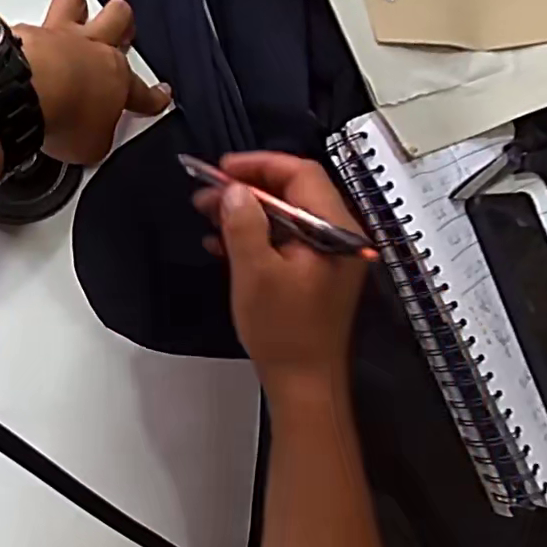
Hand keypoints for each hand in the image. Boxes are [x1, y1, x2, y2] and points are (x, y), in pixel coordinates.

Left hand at [16, 0, 172, 165]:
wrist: (29, 93)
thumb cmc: (65, 114)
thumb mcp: (92, 147)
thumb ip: (97, 140)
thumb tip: (92, 144)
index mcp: (117, 79)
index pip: (142, 91)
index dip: (154, 97)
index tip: (159, 96)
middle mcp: (91, 48)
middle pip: (120, 19)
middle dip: (124, 25)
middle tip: (121, 34)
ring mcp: (59, 35)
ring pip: (77, 0)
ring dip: (78, 8)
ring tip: (74, 17)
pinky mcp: (27, 32)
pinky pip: (32, 20)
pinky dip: (31, 30)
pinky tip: (26, 39)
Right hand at [192, 152, 367, 398]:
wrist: (303, 380)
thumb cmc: (287, 335)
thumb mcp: (255, 273)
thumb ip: (244, 225)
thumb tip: (234, 191)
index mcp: (333, 231)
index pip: (299, 174)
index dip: (257, 166)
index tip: (224, 168)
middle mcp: (336, 237)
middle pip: (292, 191)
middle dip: (247, 189)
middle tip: (210, 192)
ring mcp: (325, 255)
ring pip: (284, 215)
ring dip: (246, 212)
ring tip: (211, 214)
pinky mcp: (312, 272)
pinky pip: (282, 239)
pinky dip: (253, 235)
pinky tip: (225, 242)